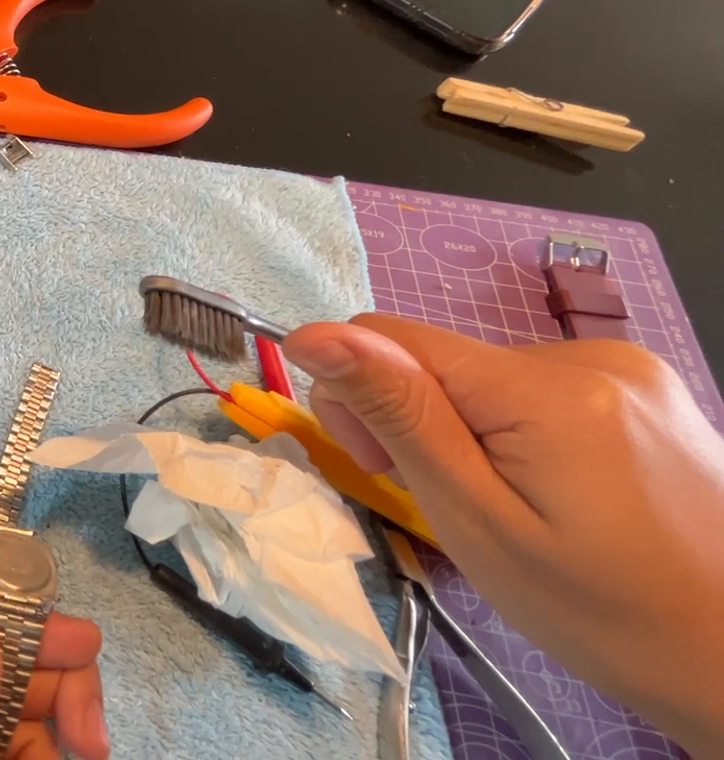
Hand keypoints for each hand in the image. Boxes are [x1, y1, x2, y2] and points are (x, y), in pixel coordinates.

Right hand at [284, 315, 723, 755]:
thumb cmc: (599, 611)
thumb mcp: (472, 517)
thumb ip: (395, 413)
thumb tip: (310, 334)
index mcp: (548, 388)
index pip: (386, 337)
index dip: (357, 393)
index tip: (384, 466)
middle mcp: (590, 355)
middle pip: (430, 356)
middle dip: (406, 416)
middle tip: (439, 494)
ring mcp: (624, 369)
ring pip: (468, 373)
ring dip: (453, 427)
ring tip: (498, 499)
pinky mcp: (636, 390)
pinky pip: (517, 385)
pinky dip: (499, 428)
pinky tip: (538, 485)